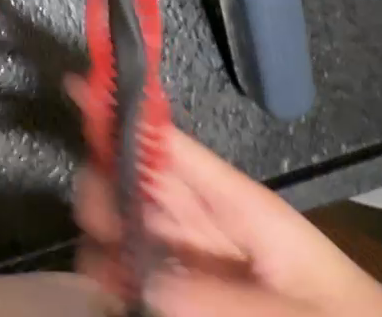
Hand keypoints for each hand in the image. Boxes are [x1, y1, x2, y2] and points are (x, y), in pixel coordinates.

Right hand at [67, 77, 381, 315]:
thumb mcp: (304, 313)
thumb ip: (230, 298)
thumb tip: (148, 278)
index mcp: (240, 205)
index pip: (170, 143)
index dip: (122, 110)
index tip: (76, 86)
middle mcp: (208, 223)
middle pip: (135, 180)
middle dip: (103, 188)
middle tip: (98, 224)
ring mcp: (196, 260)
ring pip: (127, 224)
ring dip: (103, 239)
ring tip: (100, 273)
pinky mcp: (187, 291)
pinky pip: (136, 269)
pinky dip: (113, 274)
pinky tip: (109, 291)